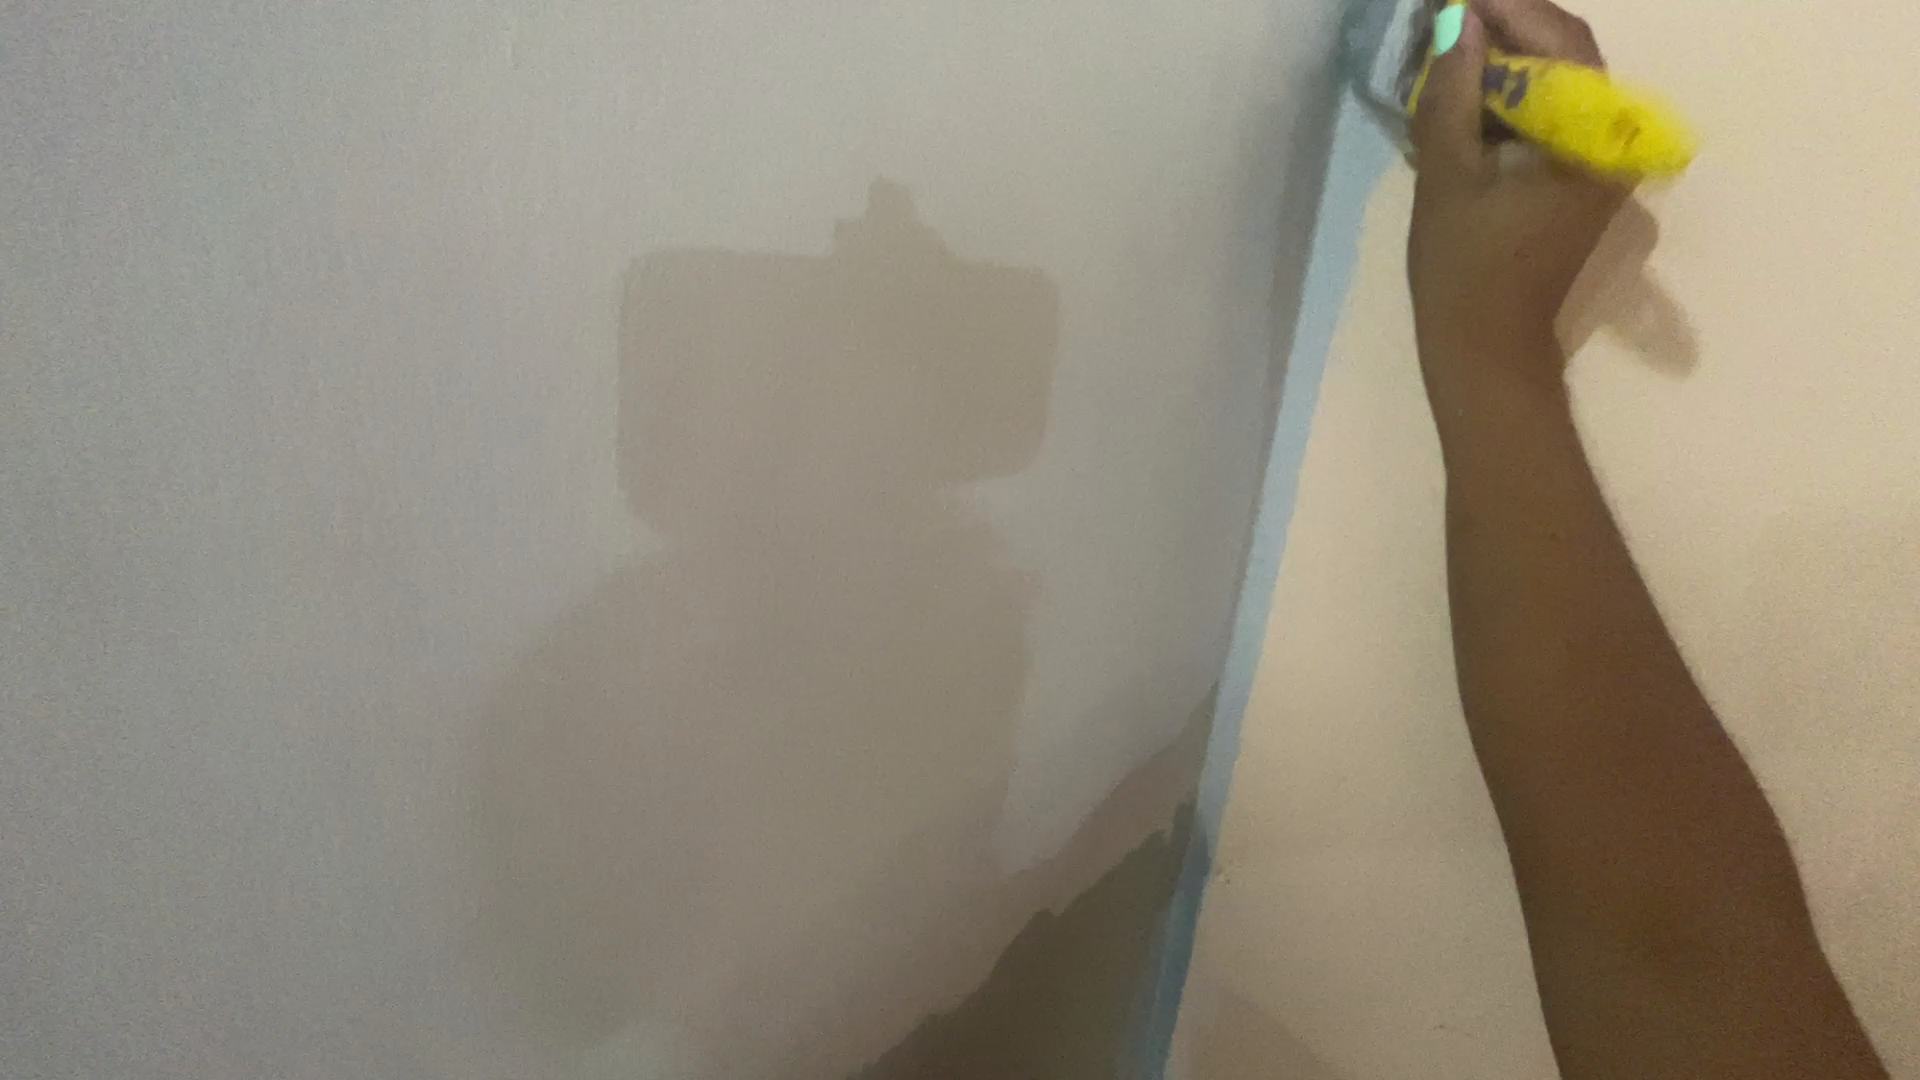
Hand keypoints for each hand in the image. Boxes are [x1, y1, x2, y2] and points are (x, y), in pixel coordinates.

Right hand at [1407, 0, 1631, 395]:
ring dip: (1497, 77)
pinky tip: (1459, 112)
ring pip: (1548, 98)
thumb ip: (1451, 102)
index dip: (1508, 12)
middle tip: (1446, 27)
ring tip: (1444, 64)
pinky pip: (1539, 132)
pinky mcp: (1569, 191)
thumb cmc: (1463, 274)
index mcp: (1591, 135)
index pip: (1558, 45)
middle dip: (1502, 39)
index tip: (1456, 0)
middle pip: (1559, 65)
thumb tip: (1454, 28)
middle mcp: (1608, 141)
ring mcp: (1591, 168)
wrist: (1484, 352)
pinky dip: (1499, 115)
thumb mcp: (1446, 185)